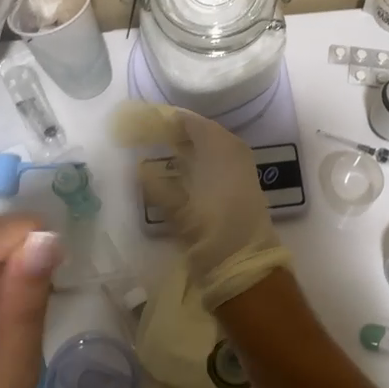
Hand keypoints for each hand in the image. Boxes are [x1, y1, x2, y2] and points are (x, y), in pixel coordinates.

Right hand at [114, 103, 290, 307]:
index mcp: (220, 148)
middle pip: (203, 132)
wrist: (247, 268)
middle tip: (150, 134)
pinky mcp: (244, 186)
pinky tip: (184, 169)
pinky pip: (219, 161)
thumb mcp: (178, 211)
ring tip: (162, 149)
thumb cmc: (212, 234)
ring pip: (212, 146)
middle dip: (178, 132)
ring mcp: (242, 168)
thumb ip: (158, 185)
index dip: (168, 120)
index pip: (191, 122)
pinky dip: (201, 160)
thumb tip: (140, 167)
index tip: (144, 120)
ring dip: (190, 146)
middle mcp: (234, 151)